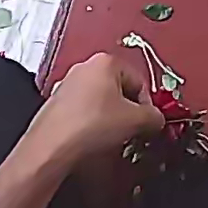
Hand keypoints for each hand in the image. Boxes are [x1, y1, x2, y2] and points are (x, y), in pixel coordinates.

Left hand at [24, 53, 164, 167]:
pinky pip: (84, 108)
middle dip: (128, 110)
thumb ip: (154, 116)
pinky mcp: (56, 101)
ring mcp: (68, 82)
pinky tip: (91, 137)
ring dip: (110, 116)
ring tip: (110, 137)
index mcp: (106, 61)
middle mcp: (85, 66)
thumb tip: (157, 118)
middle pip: (120, 89)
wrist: (51, 147)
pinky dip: (92, 121)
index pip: (139, 82)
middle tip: (130, 130)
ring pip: (101, 99)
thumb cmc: (93, 125)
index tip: (146, 124)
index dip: (146, 105)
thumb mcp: (135, 121)